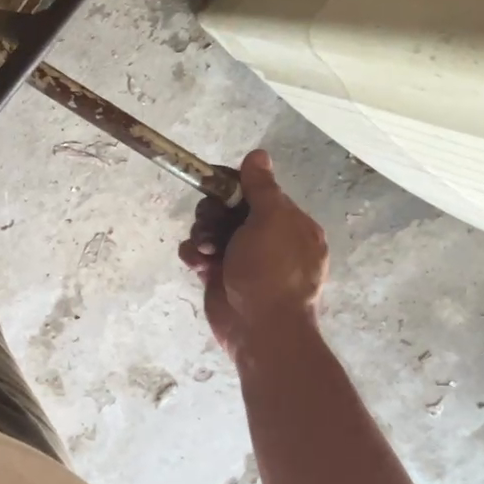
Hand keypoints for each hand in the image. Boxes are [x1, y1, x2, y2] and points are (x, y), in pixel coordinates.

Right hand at [179, 150, 327, 361]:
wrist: (260, 328)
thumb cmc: (270, 272)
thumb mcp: (271, 222)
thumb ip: (261, 188)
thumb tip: (258, 154)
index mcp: (289, 224)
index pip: (255, 191)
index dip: (231, 186)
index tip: (214, 187)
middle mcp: (267, 239)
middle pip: (225, 208)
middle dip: (211, 215)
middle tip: (213, 229)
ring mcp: (243, 258)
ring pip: (209, 230)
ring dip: (200, 237)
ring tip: (205, 253)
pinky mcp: (220, 275)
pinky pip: (198, 253)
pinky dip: (193, 256)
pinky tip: (198, 265)